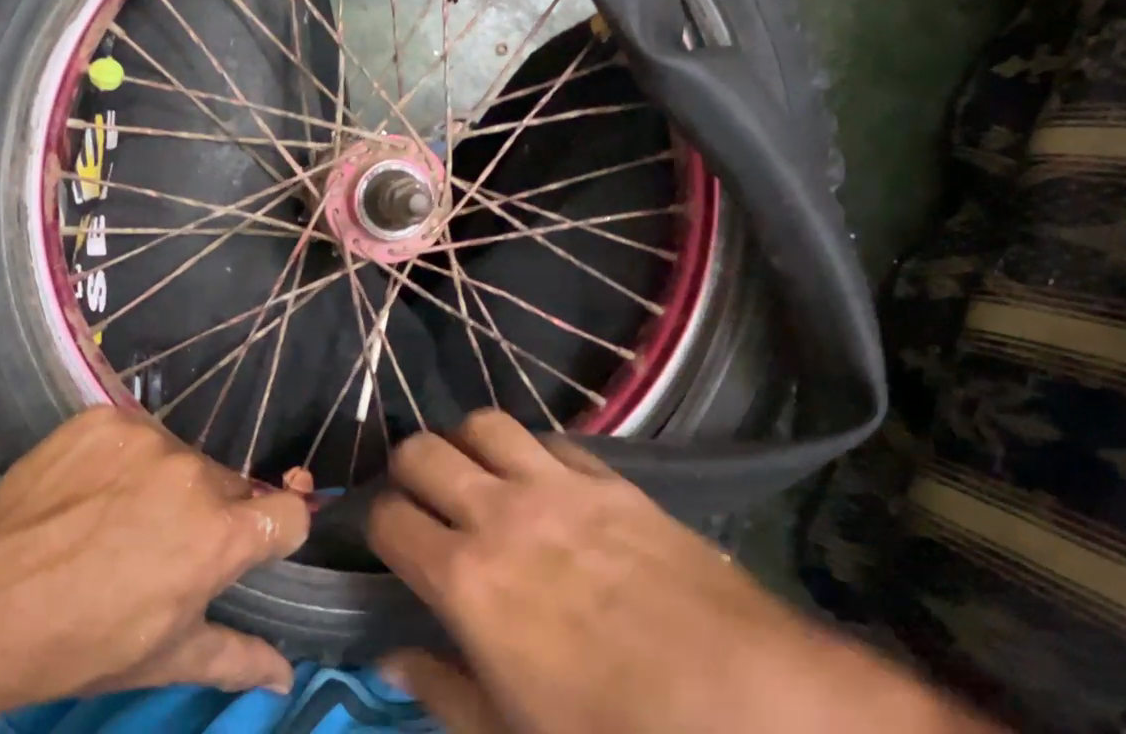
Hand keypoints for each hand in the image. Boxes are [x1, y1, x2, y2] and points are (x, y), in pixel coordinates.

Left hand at [0, 406, 310, 710]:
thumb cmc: (81, 643)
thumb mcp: (165, 657)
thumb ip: (237, 657)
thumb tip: (285, 673)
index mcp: (219, 534)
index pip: (289, 511)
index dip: (275, 531)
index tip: (248, 547)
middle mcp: (191, 473)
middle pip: (226, 484)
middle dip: (208, 513)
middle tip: (160, 546)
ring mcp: (141, 438)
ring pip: (177, 458)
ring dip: (163, 483)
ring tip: (114, 519)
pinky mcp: (99, 419)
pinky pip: (131, 436)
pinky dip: (119, 460)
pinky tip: (86, 492)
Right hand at [368, 410, 999, 733]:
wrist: (749, 703)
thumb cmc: (615, 731)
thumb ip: (441, 690)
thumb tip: (390, 658)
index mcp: (464, 579)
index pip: (387, 516)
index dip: (376, 523)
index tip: (388, 541)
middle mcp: (498, 515)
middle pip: (421, 451)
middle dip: (408, 471)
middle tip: (423, 500)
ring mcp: (557, 488)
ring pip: (482, 423)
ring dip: (466, 444)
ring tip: (477, 474)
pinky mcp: (612, 480)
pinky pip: (552, 439)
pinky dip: (532, 451)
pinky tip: (543, 480)